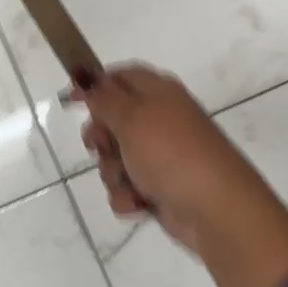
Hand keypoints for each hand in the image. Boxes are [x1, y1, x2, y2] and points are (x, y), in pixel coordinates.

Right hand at [75, 66, 282, 252]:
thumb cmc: (172, 154)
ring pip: (116, 159)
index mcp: (159, 93)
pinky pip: (127, 188)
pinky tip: (141, 203)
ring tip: (131, 182)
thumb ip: (105, 98)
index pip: (122, 77)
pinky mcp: (160, 188)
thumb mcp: (132, 118)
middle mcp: (160, 121)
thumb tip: (88, 79)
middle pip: (113, 121)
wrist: (214, 209)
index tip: (73, 100)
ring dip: (114, 173)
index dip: (97, 85)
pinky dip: (129, 196)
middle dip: (101, 138)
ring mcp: (161, 157)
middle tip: (101, 146)